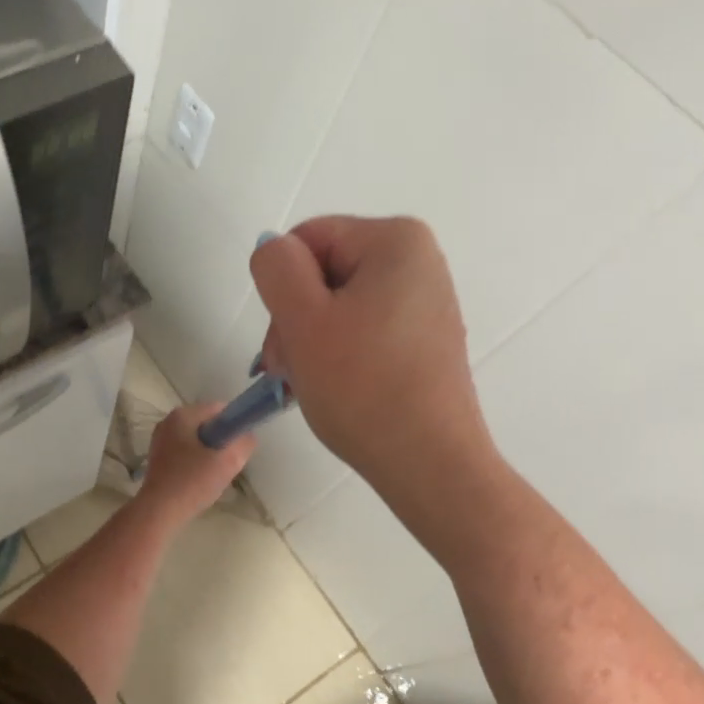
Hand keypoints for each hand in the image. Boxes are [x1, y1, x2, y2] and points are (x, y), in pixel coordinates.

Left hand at [136, 403, 254, 523]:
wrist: (160, 510)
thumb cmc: (193, 481)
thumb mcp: (228, 461)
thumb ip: (244, 443)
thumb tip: (247, 436)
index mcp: (182, 415)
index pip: (218, 409)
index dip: (235, 424)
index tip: (241, 444)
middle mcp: (168, 422)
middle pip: (206, 424)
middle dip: (221, 440)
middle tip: (230, 461)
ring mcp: (160, 439)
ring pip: (196, 439)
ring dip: (209, 452)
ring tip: (215, 473)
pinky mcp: (158, 457)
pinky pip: (185, 451)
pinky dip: (196, 460)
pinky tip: (200, 479)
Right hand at [250, 216, 495, 486]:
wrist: (428, 464)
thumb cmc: (363, 387)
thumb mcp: (302, 319)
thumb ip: (275, 267)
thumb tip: (275, 250)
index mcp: (396, 240)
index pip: (305, 241)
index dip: (281, 289)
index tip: (283, 343)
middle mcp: (419, 260)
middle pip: (321, 272)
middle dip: (294, 319)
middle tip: (287, 371)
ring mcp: (425, 302)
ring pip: (337, 306)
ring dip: (310, 342)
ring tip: (309, 384)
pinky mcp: (424, 340)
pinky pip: (363, 330)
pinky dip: (338, 355)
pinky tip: (335, 388)